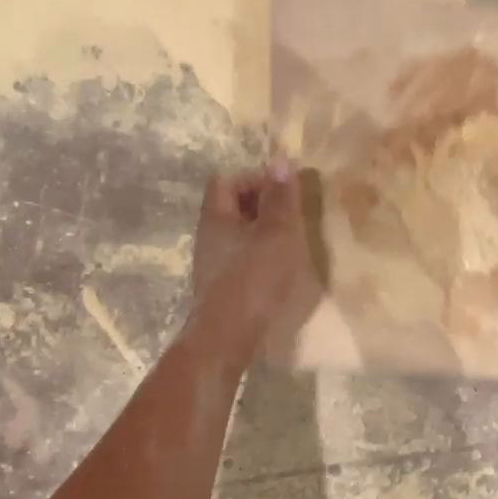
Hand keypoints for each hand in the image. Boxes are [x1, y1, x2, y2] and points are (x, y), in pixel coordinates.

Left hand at [182, 162, 322, 368]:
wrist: (226, 338)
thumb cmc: (253, 280)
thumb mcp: (276, 234)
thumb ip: (280, 199)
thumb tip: (279, 160)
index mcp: (216, 216)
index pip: (227, 179)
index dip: (256, 179)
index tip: (283, 194)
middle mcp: (207, 237)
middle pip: (232, 209)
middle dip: (261, 209)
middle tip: (290, 222)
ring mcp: (211, 266)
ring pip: (236, 239)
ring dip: (261, 239)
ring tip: (287, 251)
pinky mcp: (219, 291)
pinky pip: (238, 264)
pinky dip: (257, 263)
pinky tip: (275, 278)